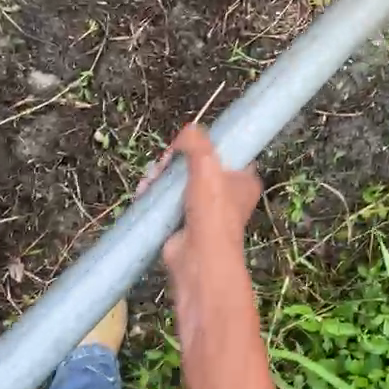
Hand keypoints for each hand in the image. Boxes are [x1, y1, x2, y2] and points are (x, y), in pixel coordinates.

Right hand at [157, 124, 261, 280]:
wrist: (198, 258)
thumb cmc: (212, 211)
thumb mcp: (207, 165)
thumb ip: (197, 142)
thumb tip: (187, 130)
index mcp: (244, 181)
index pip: (229, 153)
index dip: (208, 145)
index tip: (189, 142)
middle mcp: (227, 195)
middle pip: (197, 165)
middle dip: (175, 161)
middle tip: (164, 163)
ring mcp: (204, 210)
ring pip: (179, 181)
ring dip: (161, 177)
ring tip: (151, 179)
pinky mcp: (183, 222)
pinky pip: (167, 200)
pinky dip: (154, 194)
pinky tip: (144, 192)